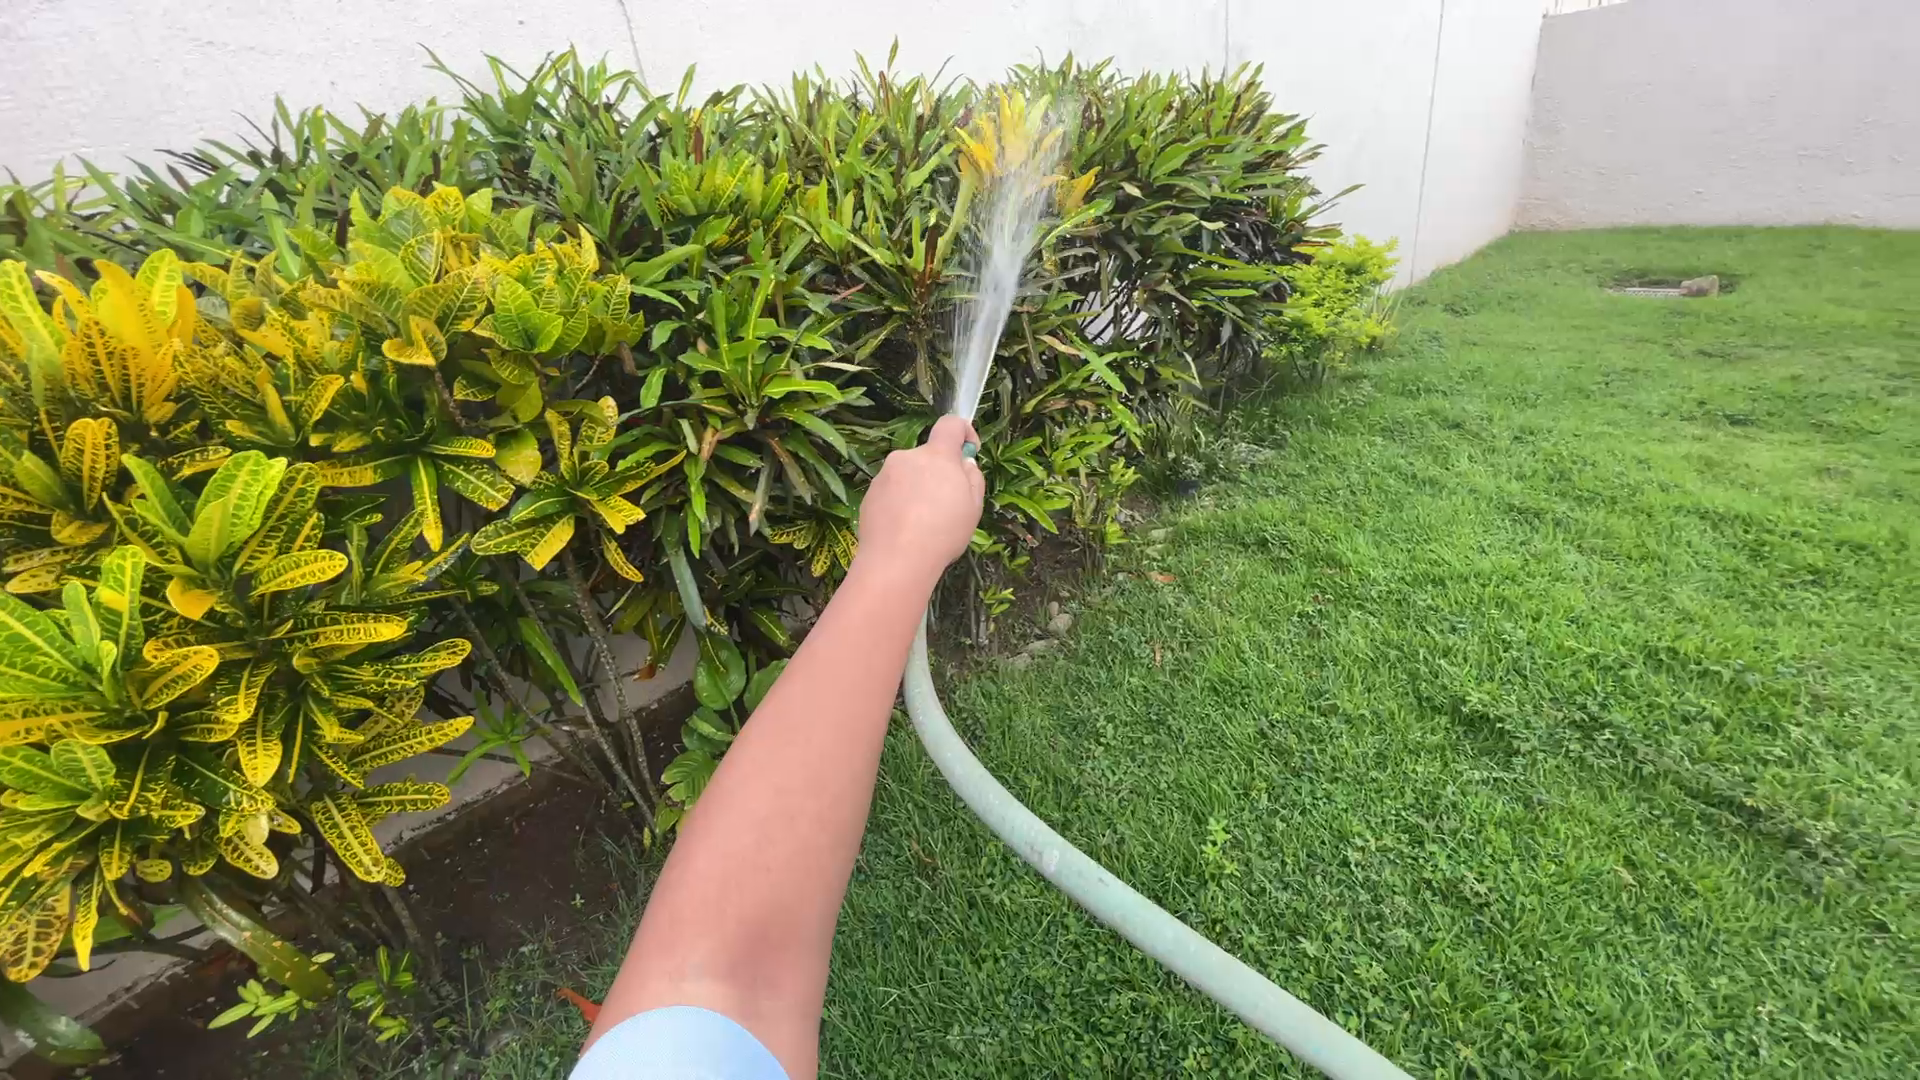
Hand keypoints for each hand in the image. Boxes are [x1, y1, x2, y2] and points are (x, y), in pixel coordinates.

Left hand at [853, 415, 984, 588]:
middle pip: (928, 457)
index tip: (969, 452)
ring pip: (908, 476)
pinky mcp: (869, 495)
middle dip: (939, 474)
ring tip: (923, 524)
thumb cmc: (943, 532)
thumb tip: (964, 464)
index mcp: (936, 455)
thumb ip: (972, 478)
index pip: (950, 425)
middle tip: (946, 506)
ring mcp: (884, 476)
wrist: (896, 560)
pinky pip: (891, 492)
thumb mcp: (973, 507)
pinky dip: (900, 504)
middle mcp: (906, 457)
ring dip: (918, 490)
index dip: (964, 432)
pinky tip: (904, 530)